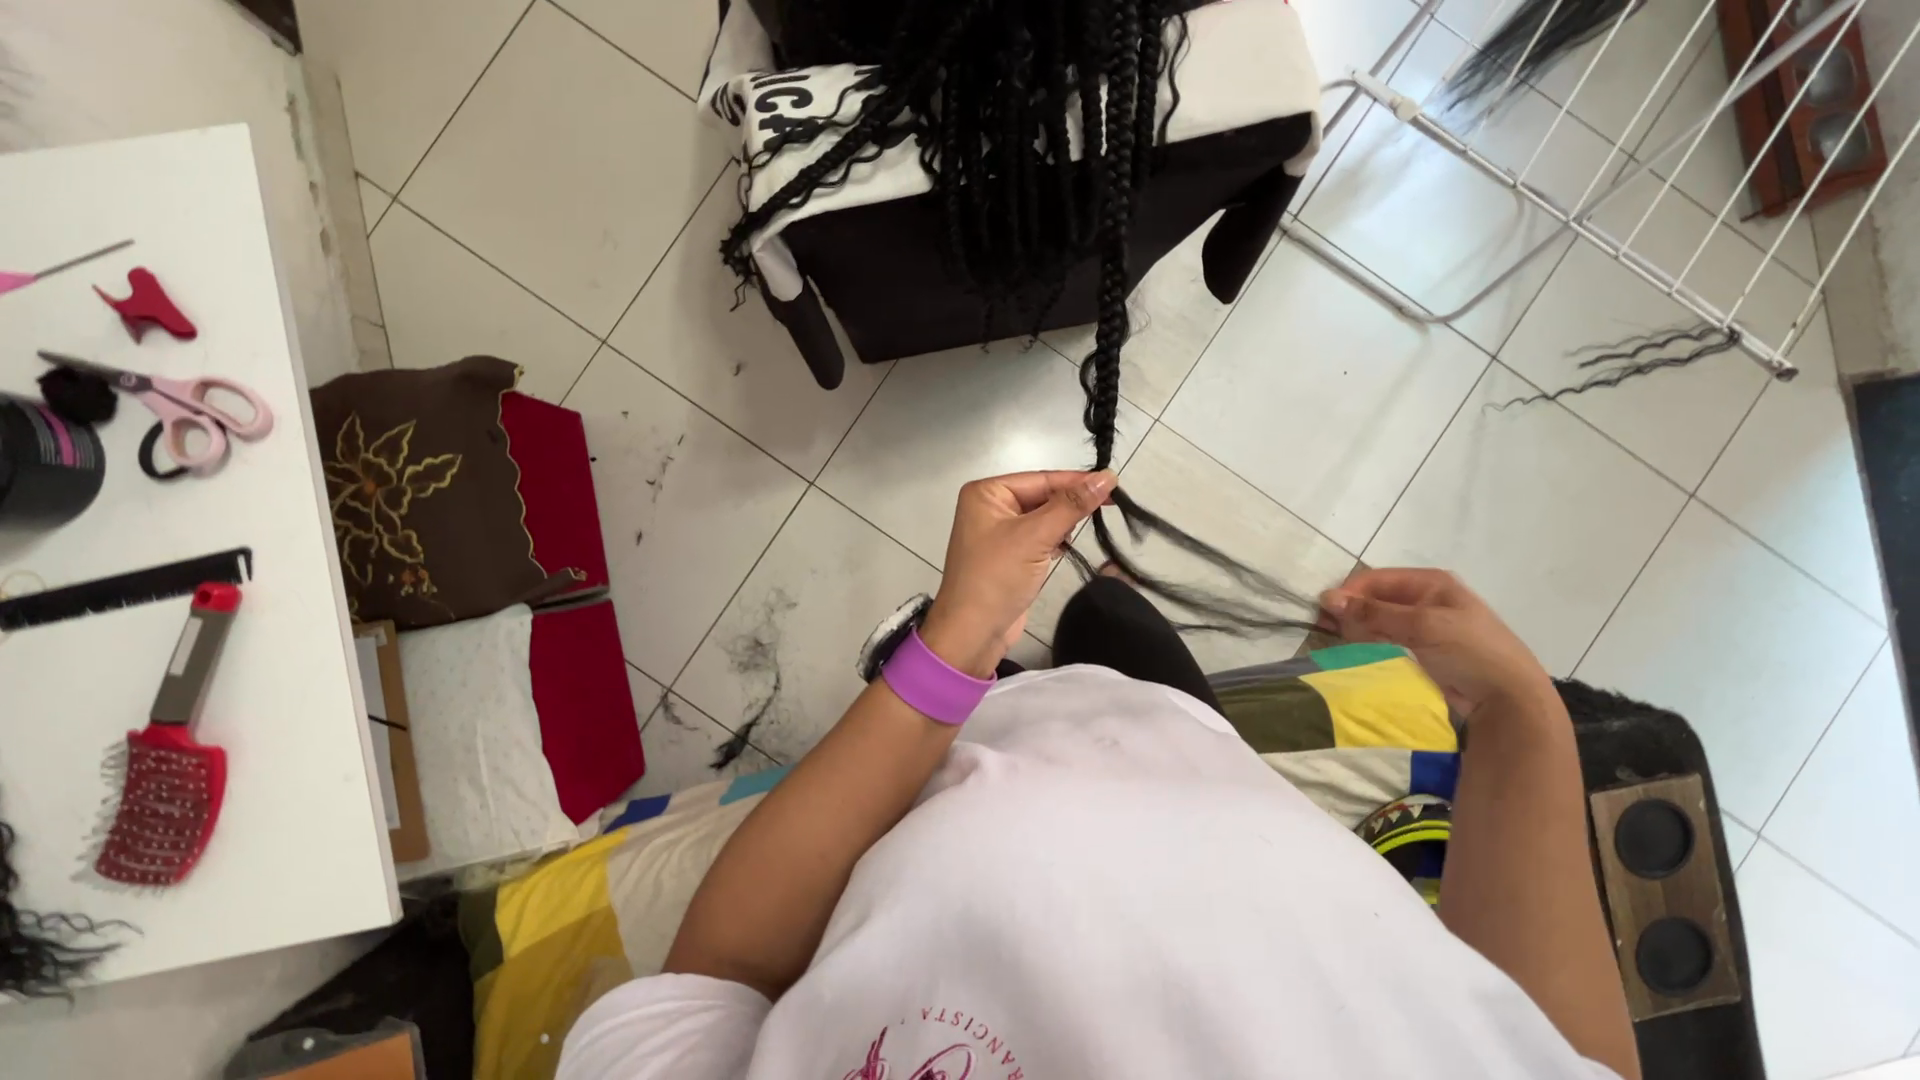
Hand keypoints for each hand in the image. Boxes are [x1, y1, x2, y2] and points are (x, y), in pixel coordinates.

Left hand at [920, 470, 1117, 675]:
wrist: (973, 632)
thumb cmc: (997, 578)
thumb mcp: (1035, 536)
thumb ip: (1071, 505)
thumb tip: (1107, 477)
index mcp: (986, 493)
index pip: (1041, 479)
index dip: (1077, 481)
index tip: (1115, 483)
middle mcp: (990, 506)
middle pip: (1042, 496)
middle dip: (1072, 502)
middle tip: (1112, 504)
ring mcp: (998, 532)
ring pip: (1042, 517)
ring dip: (1065, 521)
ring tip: (1092, 523)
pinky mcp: (1008, 555)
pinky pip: (1038, 537)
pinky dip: (1055, 539)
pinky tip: (1069, 544)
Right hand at [1319, 568, 1552, 716]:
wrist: (1507, 698)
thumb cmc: (1471, 651)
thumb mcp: (1424, 626)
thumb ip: (1375, 612)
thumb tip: (1328, 598)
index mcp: (1430, 582)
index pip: (1376, 578)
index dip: (1350, 592)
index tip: (1325, 611)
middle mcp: (1425, 598)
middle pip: (1375, 598)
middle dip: (1352, 611)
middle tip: (1330, 630)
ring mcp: (1422, 625)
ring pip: (1377, 620)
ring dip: (1358, 628)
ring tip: (1343, 643)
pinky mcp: (1419, 649)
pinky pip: (1384, 639)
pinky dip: (1369, 643)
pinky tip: (1358, 651)